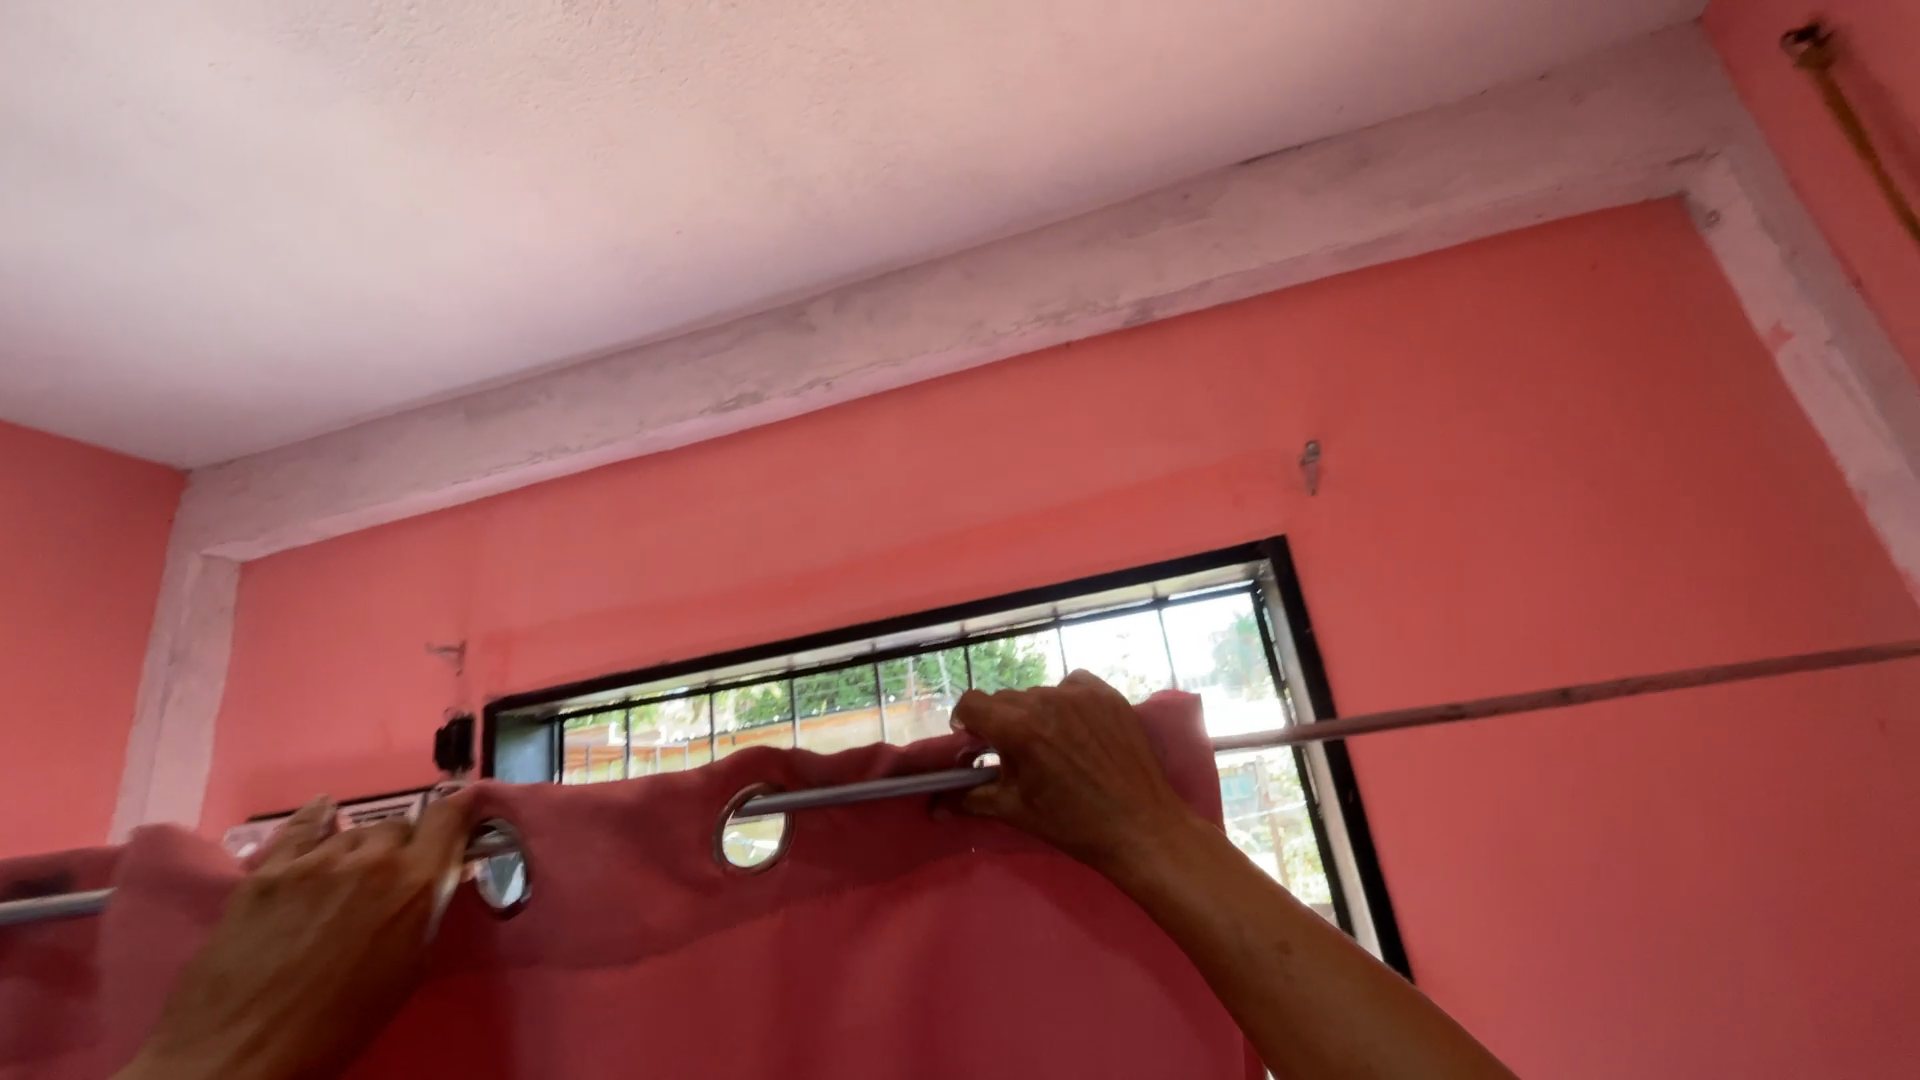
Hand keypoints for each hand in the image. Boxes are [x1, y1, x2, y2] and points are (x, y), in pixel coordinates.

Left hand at [119, 791, 475, 1079]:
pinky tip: (323, 810)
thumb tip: (439, 876)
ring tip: (350, 874)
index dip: (460, 808)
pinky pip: (299, 829)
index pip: (449, 816)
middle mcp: (372, 858)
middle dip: (405, 844)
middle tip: (394, 876)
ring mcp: (314, 862)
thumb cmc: (340, 1023)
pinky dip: (317, 818)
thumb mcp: (411, 966)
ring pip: (354, 832)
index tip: (465, 810)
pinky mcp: (266, 874)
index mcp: (415, 881)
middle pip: (400, 825)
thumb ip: (428, 908)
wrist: (234, 1059)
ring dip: (361, 847)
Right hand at [950, 671, 1199, 869]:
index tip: (973, 742)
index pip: (971, 703)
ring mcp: (1080, 694)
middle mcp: (1046, 701)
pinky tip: (1076, 727)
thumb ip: (971, 799)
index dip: (965, 722)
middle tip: (1013, 752)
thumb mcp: (1016, 811)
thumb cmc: (1074, 824)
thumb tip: (935, 806)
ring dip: (1034, 713)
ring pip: (1038, 694)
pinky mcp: (1107, 694)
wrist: (1141, 826)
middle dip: (1000, 722)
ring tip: (1051, 744)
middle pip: (1004, 700)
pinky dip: (1066, 701)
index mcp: (1018, 729)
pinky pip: (1072, 685)